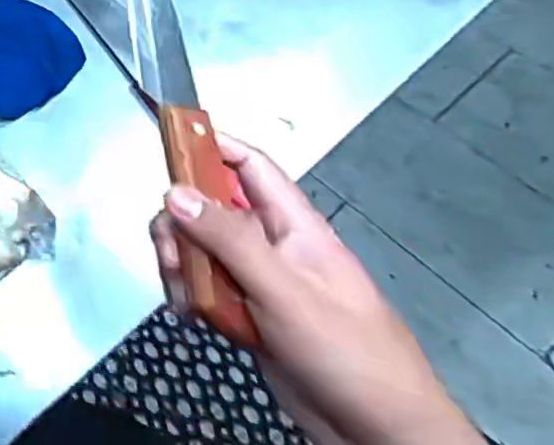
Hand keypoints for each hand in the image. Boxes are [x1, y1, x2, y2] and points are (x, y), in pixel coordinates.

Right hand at [150, 133, 480, 444]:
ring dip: (179, 264)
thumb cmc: (352, 357)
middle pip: (206, 205)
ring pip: (196, 244)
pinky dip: (187, 293)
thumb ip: (228, 240)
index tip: (168, 139)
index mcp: (293, 227)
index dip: (212, 144)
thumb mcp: (286, 294)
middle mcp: (270, 244)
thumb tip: (174, 191)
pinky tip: (190, 315)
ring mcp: (256, 277)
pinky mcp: (244, 308)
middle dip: (178, 224)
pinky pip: (200, 281)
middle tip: (169, 252)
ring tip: (184, 296)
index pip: (250, 165)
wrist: (385, 441)